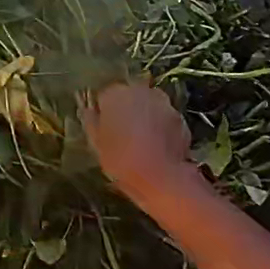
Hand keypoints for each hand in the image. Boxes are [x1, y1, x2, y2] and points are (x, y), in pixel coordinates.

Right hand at [81, 80, 195, 199]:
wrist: (162, 178)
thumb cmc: (122, 160)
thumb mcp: (97, 144)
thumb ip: (91, 121)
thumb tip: (89, 110)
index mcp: (115, 93)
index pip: (105, 97)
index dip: (105, 114)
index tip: (106, 130)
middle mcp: (140, 90)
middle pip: (129, 97)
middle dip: (127, 111)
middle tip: (123, 136)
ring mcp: (163, 102)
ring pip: (149, 106)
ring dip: (145, 117)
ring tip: (143, 143)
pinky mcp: (180, 117)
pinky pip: (164, 118)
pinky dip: (161, 127)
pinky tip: (159, 147)